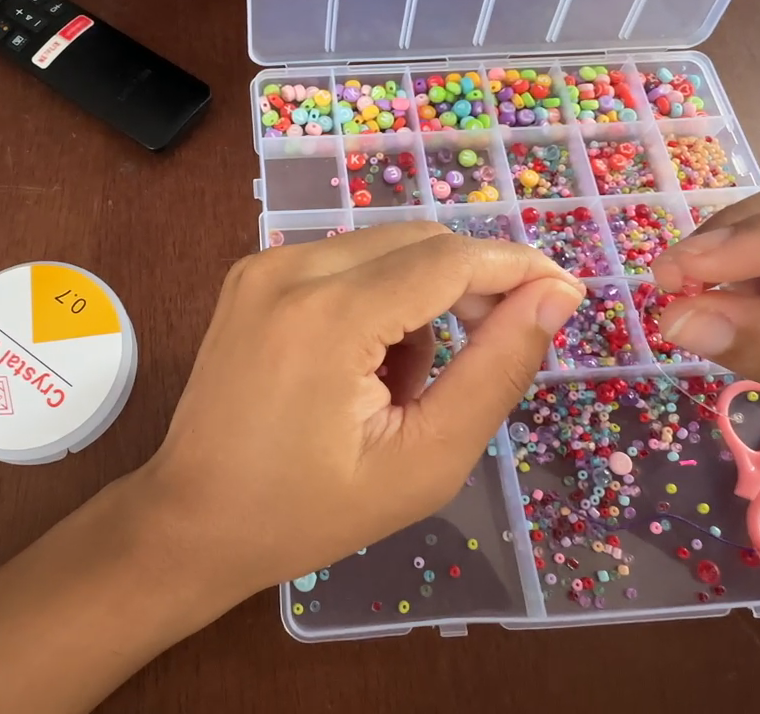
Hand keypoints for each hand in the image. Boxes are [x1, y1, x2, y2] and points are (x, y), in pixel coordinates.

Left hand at [139, 222, 584, 596]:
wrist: (194, 517)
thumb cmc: (310, 509)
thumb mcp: (424, 460)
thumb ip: (495, 370)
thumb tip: (553, 295)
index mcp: (330, 314)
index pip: (449, 260)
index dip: (516, 268)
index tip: (565, 292)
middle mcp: (290, 267)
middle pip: (418, 243)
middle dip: (468, 287)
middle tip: (483, 356)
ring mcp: (262, 264)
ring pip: (383, 249)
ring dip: (417, 300)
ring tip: (396, 387)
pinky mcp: (250, 273)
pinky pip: (342, 261)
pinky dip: (374, 298)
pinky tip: (358, 364)